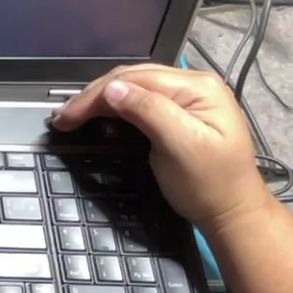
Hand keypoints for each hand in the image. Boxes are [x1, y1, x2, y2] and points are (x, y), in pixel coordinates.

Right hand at [49, 65, 275, 233]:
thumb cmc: (209, 184)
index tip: (65, 118)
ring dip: (98, 100)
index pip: (134, 79)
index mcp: (198, 87)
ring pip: (131, 88)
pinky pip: (137, 100)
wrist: (232, 213)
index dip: (95, 95)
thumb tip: (111, 90)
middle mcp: (193, 85)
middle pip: (131, 79)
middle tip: (61, 118)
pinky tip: (96, 114)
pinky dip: (112, 107)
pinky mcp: (177, 112)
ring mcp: (186, 98)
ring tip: (71, 115)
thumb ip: (149, 111)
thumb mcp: (181, 146)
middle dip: (92, 96)